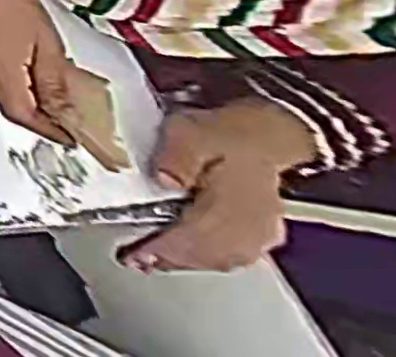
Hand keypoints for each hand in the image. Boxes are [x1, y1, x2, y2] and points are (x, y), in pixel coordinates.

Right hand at [0, 0, 78, 147]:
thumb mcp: (45, 40)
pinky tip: (18, 60)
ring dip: (22, 92)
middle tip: (67, 111)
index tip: (75, 136)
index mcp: (1, 75)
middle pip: (11, 105)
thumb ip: (55, 81)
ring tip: (47, 83)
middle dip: (40, 113)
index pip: (28, 119)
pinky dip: (5, 73)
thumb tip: (68, 112)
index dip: (54, 132)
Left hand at [118, 100, 317, 272]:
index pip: (200, 233)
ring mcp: (259, 229)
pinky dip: (203, 258)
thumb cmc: (222, 132)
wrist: (261, 134)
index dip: (167, 246)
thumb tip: (164, 179)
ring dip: (185, 262)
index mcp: (237, 201)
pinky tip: (180, 256)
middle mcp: (254, 223)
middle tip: (133, 260)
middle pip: (211, 253)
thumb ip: (177, 157)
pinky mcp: (256, 230)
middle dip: (170, 260)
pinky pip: (232, 254)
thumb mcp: (189, 132)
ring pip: (222, 258)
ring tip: (148, 261)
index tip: (138, 252)